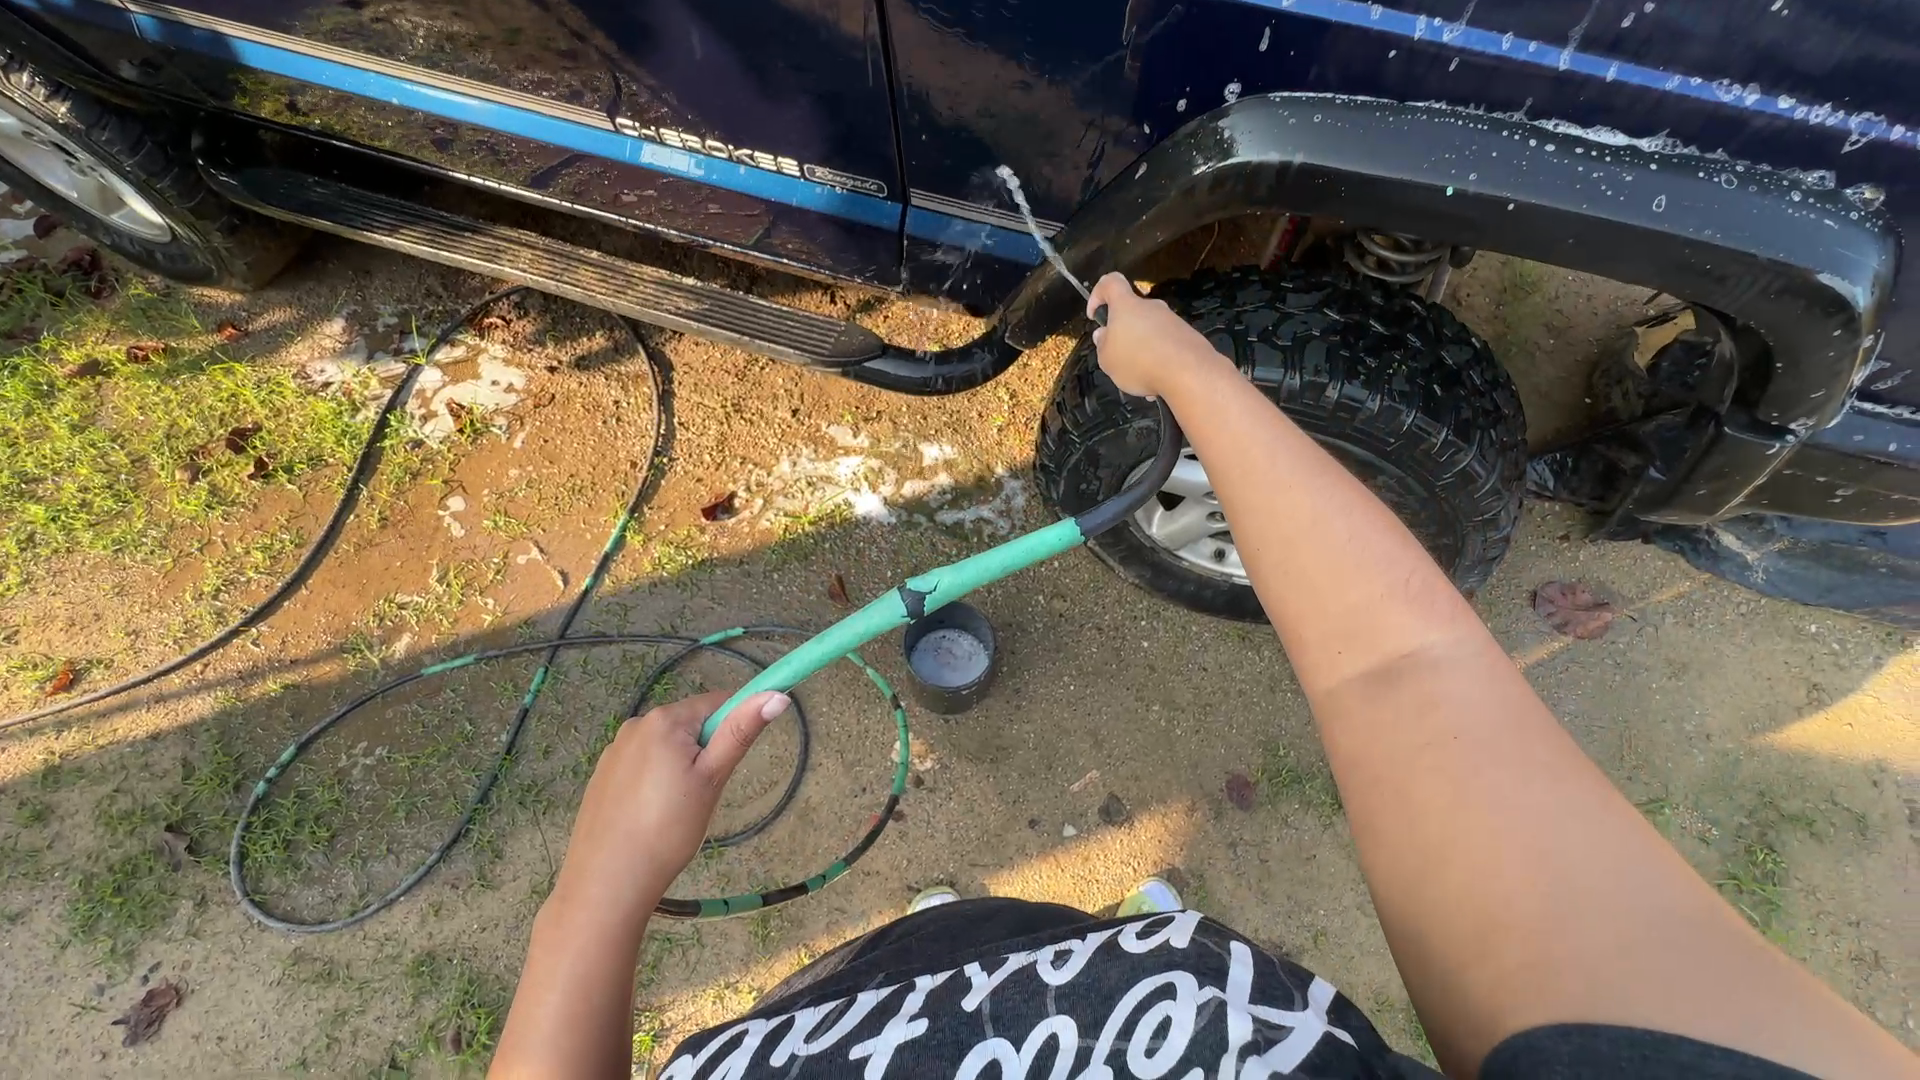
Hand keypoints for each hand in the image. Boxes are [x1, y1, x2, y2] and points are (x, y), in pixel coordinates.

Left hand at [551, 688, 789, 911]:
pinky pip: (643, 765)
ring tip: (678, 810)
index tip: (728, 767)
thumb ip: (741, 731)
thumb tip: (776, 695)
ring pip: (667, 746)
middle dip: (706, 752)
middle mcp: (635, 724)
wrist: (607, 883)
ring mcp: (614, 751)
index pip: (717, 703)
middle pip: (690, 725)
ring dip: (682, 766)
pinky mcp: (602, 776)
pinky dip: (656, 781)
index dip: (733, 729)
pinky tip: (652, 816)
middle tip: (704, 794)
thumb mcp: (713, 778)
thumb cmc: (669, 828)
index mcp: (665, 719)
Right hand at [1087, 271, 1224, 398]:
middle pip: (1131, 313)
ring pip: (1149, 331)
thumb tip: (1104, 334)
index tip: (1094, 315)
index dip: (1098, 294)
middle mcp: (1150, 307)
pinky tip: (1158, 381)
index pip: (1110, 283)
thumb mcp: (1107, 360)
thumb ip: (1102, 345)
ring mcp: (1171, 320)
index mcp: (1126, 306)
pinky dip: (1158, 359)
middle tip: (1118, 357)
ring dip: (1141, 350)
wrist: (1188, 371)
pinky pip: (1165, 344)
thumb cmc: (1139, 361)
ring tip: (1140, 376)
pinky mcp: (1187, 335)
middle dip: (1122, 334)